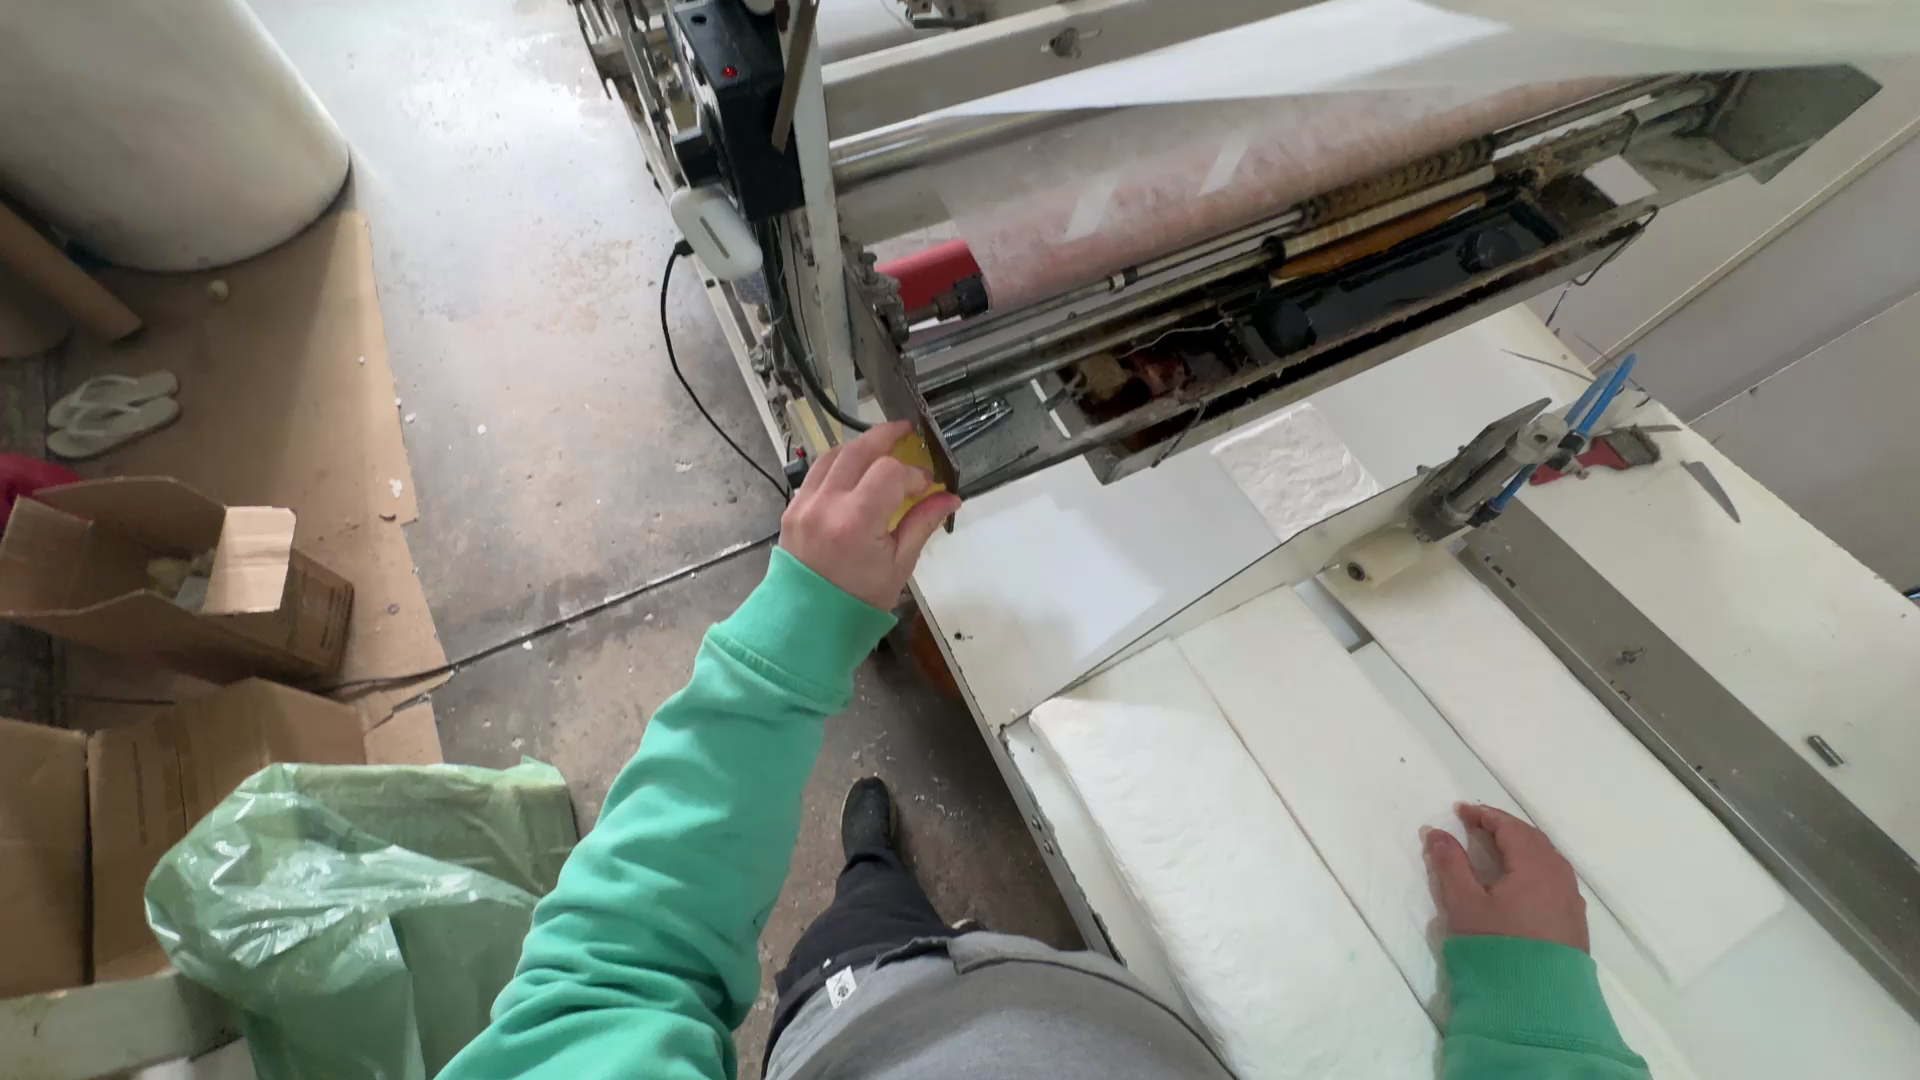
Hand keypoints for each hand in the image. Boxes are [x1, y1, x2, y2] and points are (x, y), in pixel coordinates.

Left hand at [780, 420, 962, 610]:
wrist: (807, 622)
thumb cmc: (859, 600)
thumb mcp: (899, 565)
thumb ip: (923, 523)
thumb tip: (950, 497)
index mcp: (857, 520)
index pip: (891, 473)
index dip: (913, 473)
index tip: (926, 485)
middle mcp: (827, 503)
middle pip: (858, 450)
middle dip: (885, 437)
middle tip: (905, 432)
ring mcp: (804, 503)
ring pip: (832, 455)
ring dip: (858, 447)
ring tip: (879, 448)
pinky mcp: (792, 508)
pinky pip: (816, 473)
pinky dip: (837, 465)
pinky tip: (852, 471)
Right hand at [1425, 803, 1588, 951]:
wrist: (1540, 1001)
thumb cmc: (1498, 944)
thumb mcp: (1464, 902)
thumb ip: (1450, 863)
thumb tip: (1436, 832)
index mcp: (1534, 869)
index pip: (1511, 829)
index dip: (1485, 815)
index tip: (1460, 811)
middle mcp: (1559, 879)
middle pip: (1533, 839)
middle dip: (1504, 825)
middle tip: (1476, 822)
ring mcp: (1571, 901)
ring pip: (1548, 857)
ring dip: (1521, 843)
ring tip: (1496, 843)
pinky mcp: (1574, 920)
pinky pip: (1555, 875)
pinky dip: (1534, 861)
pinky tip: (1519, 873)